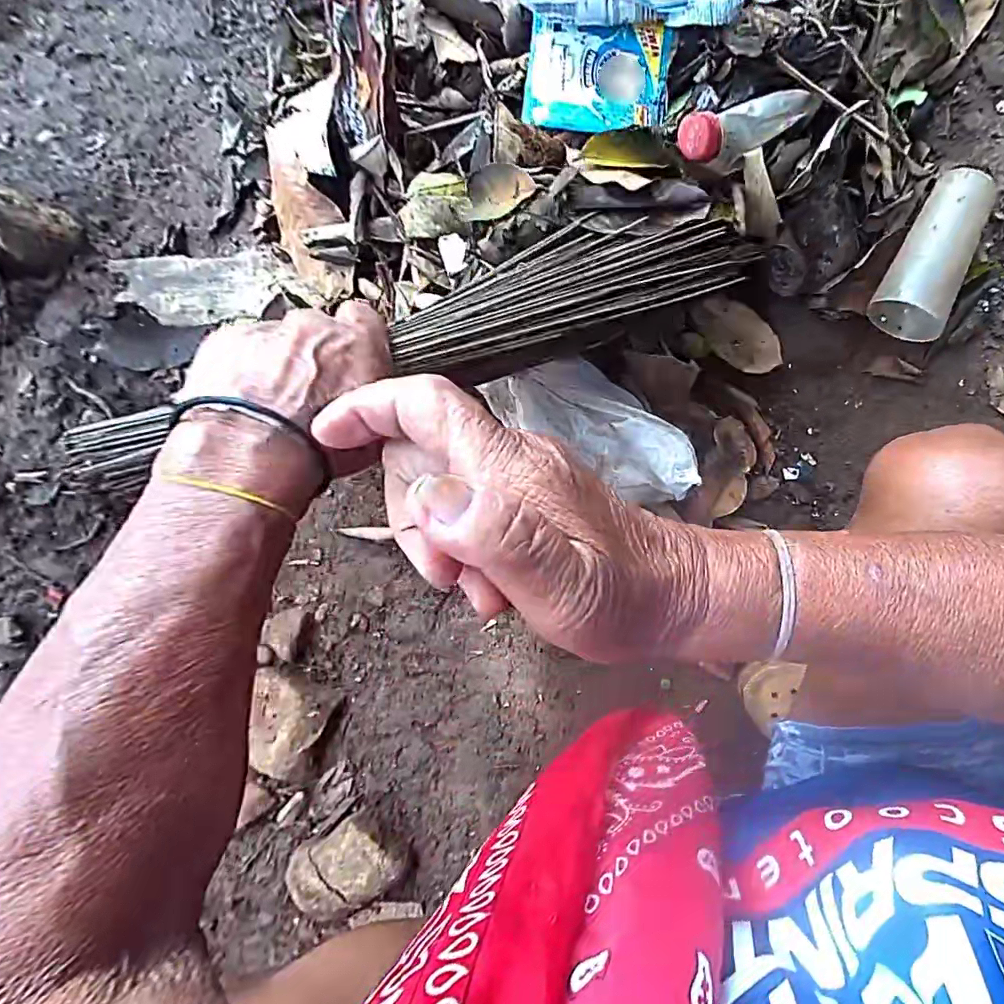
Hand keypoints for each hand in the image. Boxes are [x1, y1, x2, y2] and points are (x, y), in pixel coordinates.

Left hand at [160, 303, 391, 509]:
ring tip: (278, 399)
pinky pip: (240, 345)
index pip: (366, 318)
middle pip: (317, 327)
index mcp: (359, 342)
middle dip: (316, 351)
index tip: (353, 357)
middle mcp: (314, 328)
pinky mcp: (227, 339)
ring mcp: (268, 331)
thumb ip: (375, 392)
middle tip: (314, 387)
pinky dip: (244, 365)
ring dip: (279, 360)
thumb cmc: (316, 444)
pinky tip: (250, 397)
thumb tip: (376, 398)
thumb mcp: (375, 425)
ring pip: (278, 338)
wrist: (255, 450)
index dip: (359, 338)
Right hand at [311, 375, 706, 662]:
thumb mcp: (562, 584)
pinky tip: (500, 589)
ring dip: (443, 545)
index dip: (369, 407)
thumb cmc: (622, 599)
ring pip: (444, 489)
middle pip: (422, 452)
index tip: (329, 439)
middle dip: (412, 517)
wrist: (674, 599)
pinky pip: (476, 511)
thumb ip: (500, 538)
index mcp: (515, 468)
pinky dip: (470, 550)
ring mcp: (530, 480)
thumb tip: (434, 500)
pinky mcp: (539, 503)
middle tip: (450, 577)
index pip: (430, 404)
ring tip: (486, 593)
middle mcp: (520, 461)